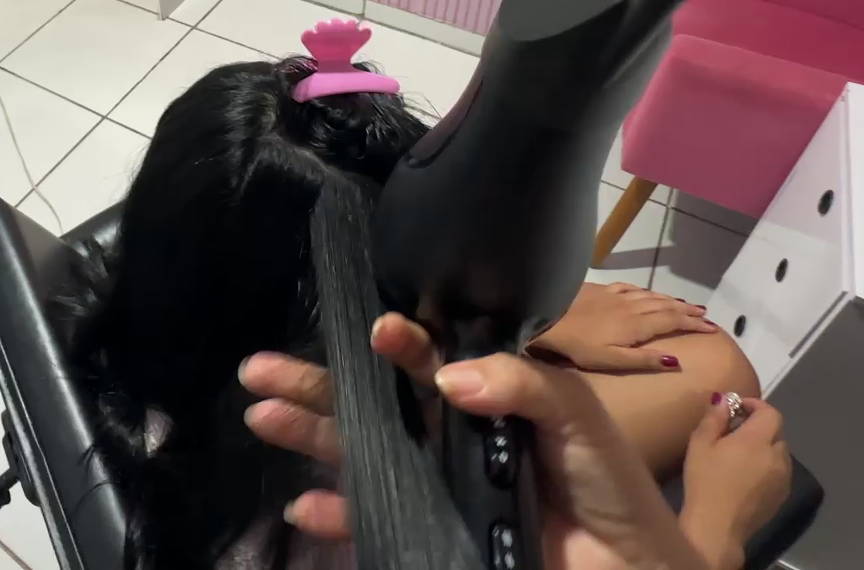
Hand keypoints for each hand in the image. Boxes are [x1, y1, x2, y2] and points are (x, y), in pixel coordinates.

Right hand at [241, 314, 706, 569]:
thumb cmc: (605, 484)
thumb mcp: (574, 415)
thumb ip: (521, 383)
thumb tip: (450, 378)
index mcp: (470, 391)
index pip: (419, 358)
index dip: (393, 342)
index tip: (377, 332)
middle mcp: (436, 429)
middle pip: (363, 399)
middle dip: (310, 383)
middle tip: (258, 369)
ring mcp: (425, 481)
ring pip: (351, 449)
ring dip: (303, 434)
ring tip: (259, 416)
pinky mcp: (423, 531)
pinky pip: (367, 519)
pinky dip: (331, 514)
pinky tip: (302, 506)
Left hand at [529, 283, 715, 372]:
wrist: (546, 316)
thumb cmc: (578, 345)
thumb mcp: (612, 360)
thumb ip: (644, 360)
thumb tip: (677, 361)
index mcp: (636, 324)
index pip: (671, 321)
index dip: (693, 323)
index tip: (712, 327)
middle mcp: (629, 306)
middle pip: (664, 305)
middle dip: (686, 309)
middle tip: (704, 314)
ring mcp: (613, 294)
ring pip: (648, 294)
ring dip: (668, 298)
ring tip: (684, 302)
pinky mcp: (598, 288)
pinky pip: (629, 287)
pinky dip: (644, 290)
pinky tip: (645, 291)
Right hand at [678, 397, 791, 569]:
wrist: (719, 524)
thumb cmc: (705, 478)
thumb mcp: (700, 442)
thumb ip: (715, 417)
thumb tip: (725, 399)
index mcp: (756, 441)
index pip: (771, 413)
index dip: (756, 405)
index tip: (736, 407)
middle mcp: (777, 458)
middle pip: (776, 432)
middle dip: (757, 425)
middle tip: (731, 430)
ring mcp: (783, 479)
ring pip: (779, 452)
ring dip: (763, 445)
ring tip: (738, 453)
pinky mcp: (782, 495)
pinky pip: (779, 470)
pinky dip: (766, 463)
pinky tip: (745, 473)